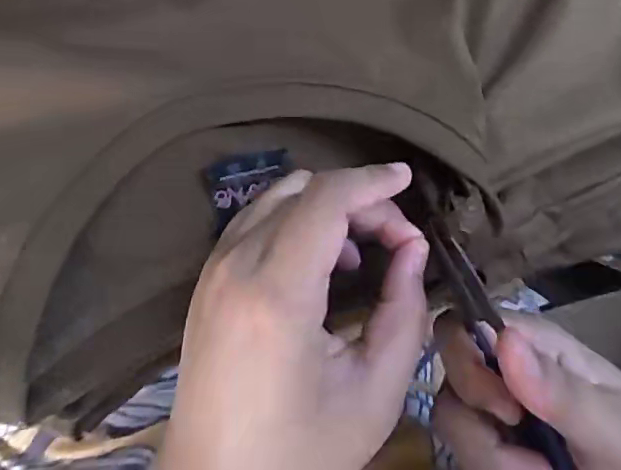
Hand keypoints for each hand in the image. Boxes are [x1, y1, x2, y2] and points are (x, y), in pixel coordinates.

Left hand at [159, 164, 431, 469]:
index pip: (326, 199)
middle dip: (359, 198)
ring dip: (326, 204)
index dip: (371, 180)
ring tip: (360, 250)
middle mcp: (237, 264)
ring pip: (279, 194)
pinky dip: (296, 217)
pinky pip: (256, 217)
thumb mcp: (373, 393)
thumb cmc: (300, 450)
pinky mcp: (207, 276)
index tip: (407, 178)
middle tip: (396, 238)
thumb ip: (403, 312)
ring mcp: (215, 266)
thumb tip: (413, 248)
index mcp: (275, 293)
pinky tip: (320, 258)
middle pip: (306, 190)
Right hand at [432, 311, 620, 469]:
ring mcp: (504, 419)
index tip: (506, 412)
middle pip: (451, 380)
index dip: (466, 363)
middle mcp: (510, 374)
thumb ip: (561, 390)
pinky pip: (470, 459)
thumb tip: (502, 338)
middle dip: (477, 427)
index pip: (465, 326)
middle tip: (532, 463)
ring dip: (489, 460)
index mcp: (535, 346)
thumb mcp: (617, 428)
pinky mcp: (504, 456)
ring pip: (455, 425)